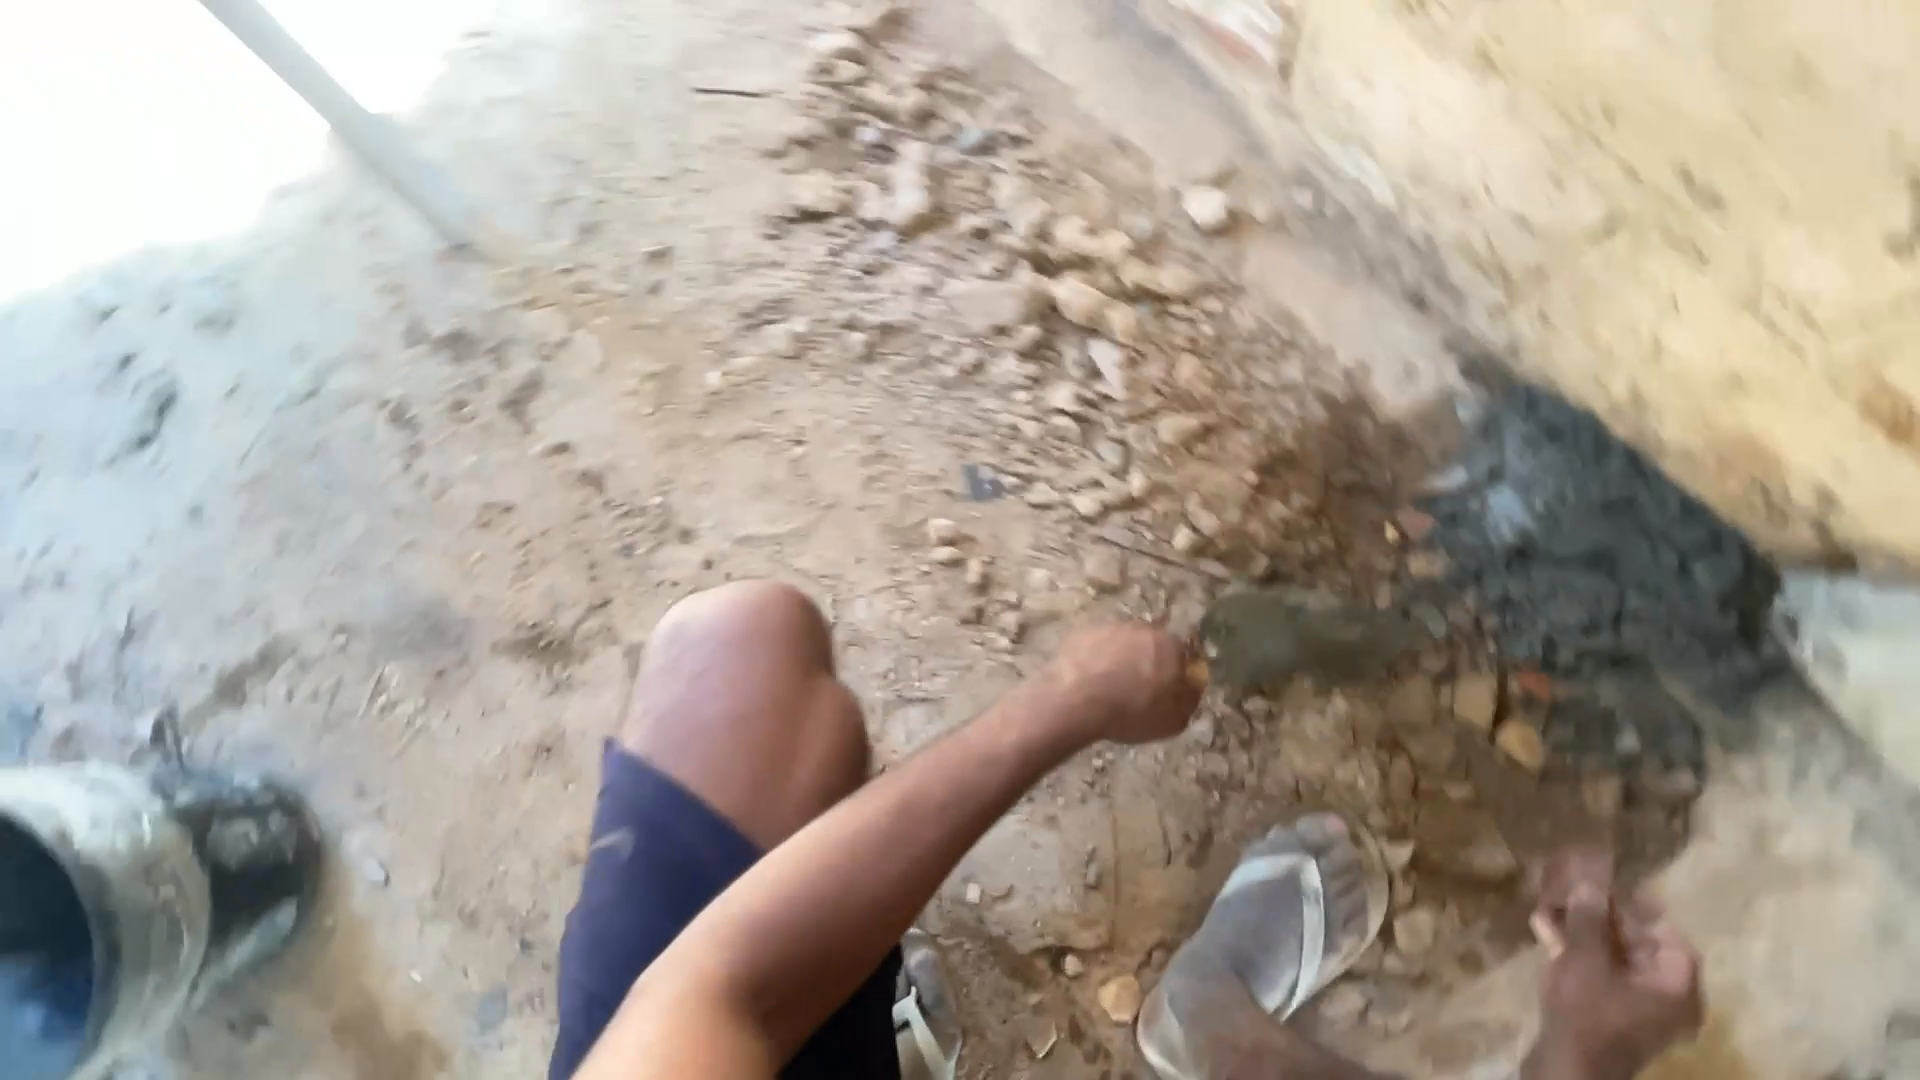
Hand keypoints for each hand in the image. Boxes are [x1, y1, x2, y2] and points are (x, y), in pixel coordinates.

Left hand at [1038, 622, 1201, 745]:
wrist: (1078, 702)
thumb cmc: (1131, 713)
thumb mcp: (1174, 720)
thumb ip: (1189, 698)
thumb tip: (1191, 685)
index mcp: (1170, 646)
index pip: (1182, 655)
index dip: (1173, 673)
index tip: (1163, 691)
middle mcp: (1142, 629)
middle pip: (1150, 645)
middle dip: (1146, 662)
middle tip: (1135, 689)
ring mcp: (1110, 627)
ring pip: (1121, 643)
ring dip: (1119, 659)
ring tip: (1108, 686)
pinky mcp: (1083, 632)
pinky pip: (1096, 646)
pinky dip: (1095, 659)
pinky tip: (1088, 680)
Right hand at [1525, 848, 1703, 1079]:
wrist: (1568, 1062)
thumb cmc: (1588, 1009)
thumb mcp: (1586, 958)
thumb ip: (1589, 918)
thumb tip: (1589, 883)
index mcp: (1677, 988)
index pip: (1668, 937)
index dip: (1639, 907)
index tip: (1609, 881)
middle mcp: (1665, 998)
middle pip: (1638, 945)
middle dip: (1602, 913)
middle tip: (1574, 885)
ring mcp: (1635, 1007)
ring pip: (1612, 956)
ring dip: (1582, 927)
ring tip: (1551, 899)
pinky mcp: (1607, 1011)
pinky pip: (1598, 971)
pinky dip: (1575, 949)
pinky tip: (1543, 924)